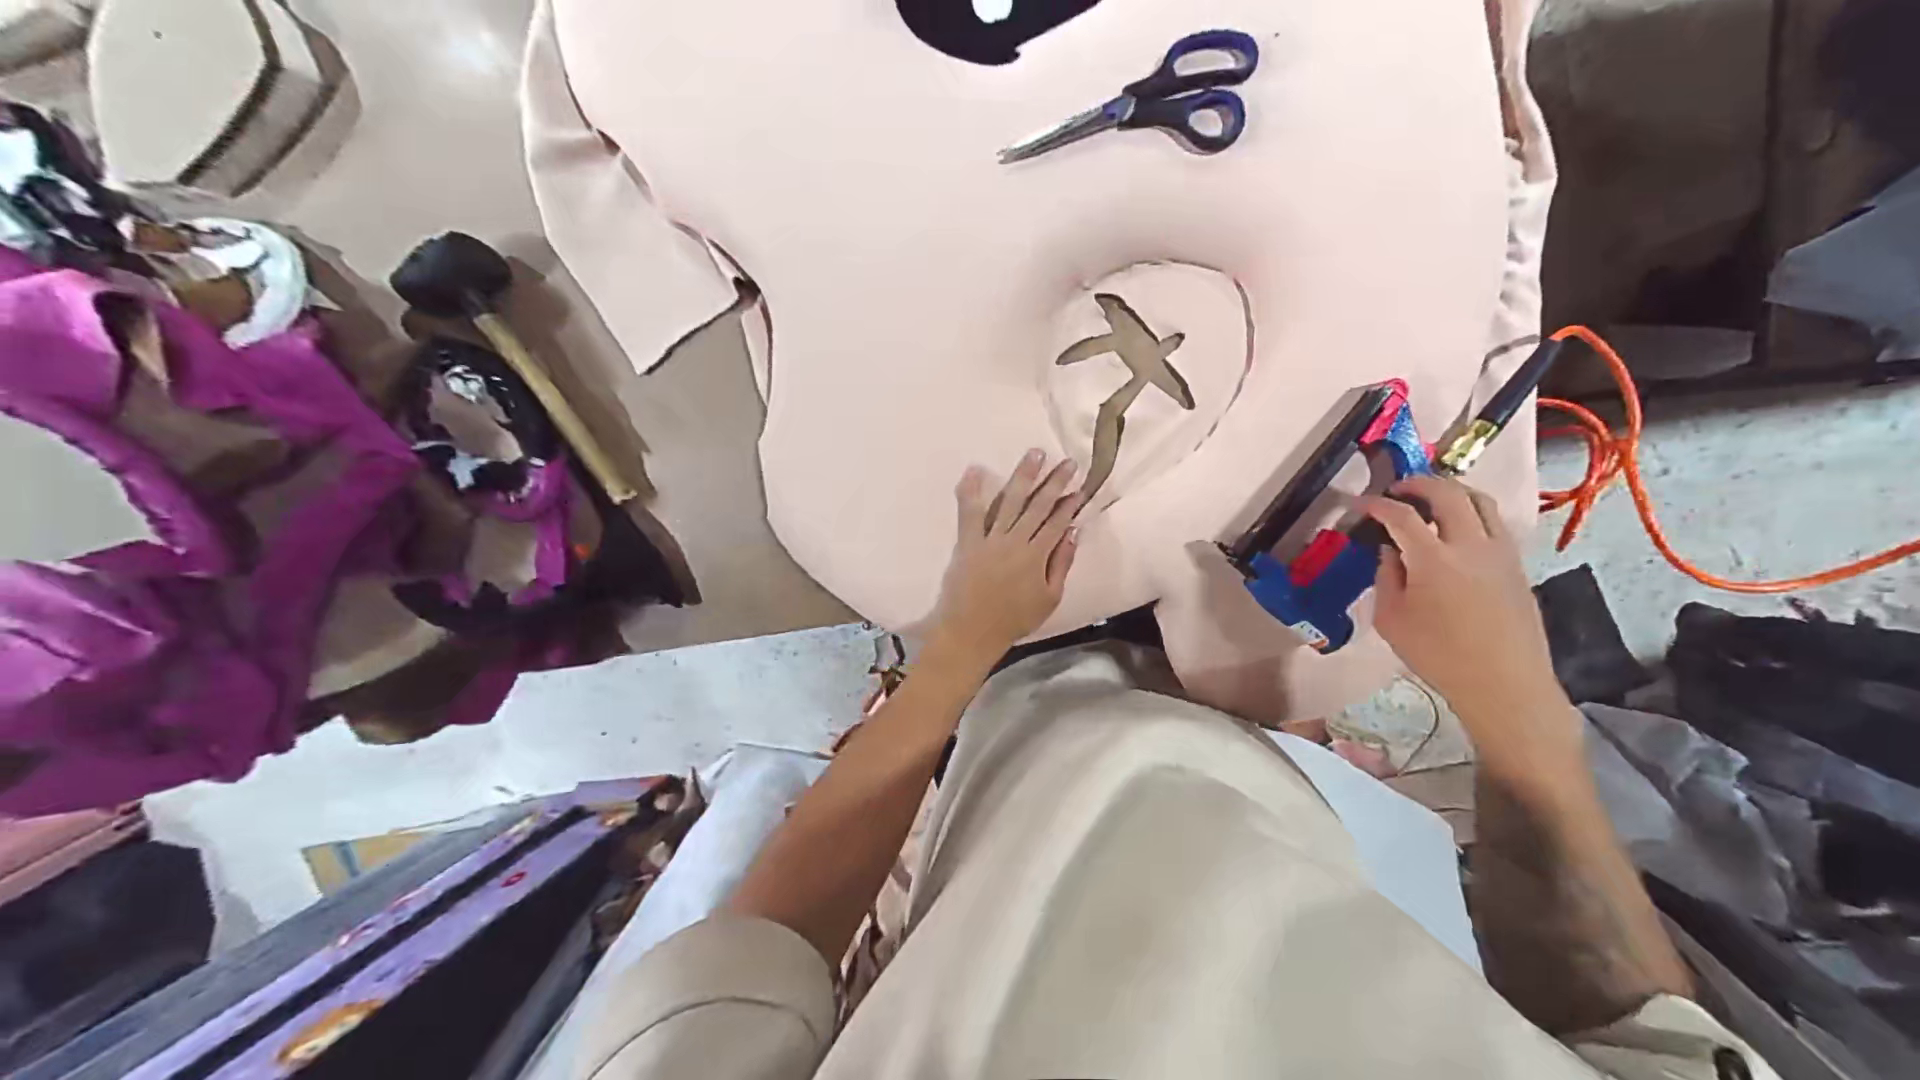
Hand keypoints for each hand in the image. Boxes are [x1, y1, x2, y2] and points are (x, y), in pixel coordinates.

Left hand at [925, 449, 1082, 665]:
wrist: (972, 630)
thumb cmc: (1014, 618)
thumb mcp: (1050, 597)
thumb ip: (1061, 563)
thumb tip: (1073, 532)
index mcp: (1037, 556)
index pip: (1058, 522)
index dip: (1070, 502)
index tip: (1080, 485)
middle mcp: (1015, 541)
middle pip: (1038, 505)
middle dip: (1054, 481)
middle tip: (1066, 461)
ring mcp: (990, 539)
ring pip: (1009, 501)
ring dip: (1023, 475)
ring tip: (1034, 453)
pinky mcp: (967, 541)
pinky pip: (969, 512)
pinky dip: (971, 491)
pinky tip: (975, 469)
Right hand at [1364, 476, 1579, 770]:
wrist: (1503, 683)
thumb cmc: (1437, 655)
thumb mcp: (1391, 619)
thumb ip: (1387, 577)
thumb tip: (1391, 552)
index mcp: (1433, 560)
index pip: (1401, 516)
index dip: (1377, 505)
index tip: (1360, 503)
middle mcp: (1471, 546)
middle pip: (1448, 493)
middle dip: (1419, 484)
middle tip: (1397, 489)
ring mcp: (1500, 552)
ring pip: (1480, 501)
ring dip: (1452, 491)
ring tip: (1430, 499)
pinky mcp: (1517, 565)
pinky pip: (1494, 523)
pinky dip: (1471, 512)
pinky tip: (1456, 528)